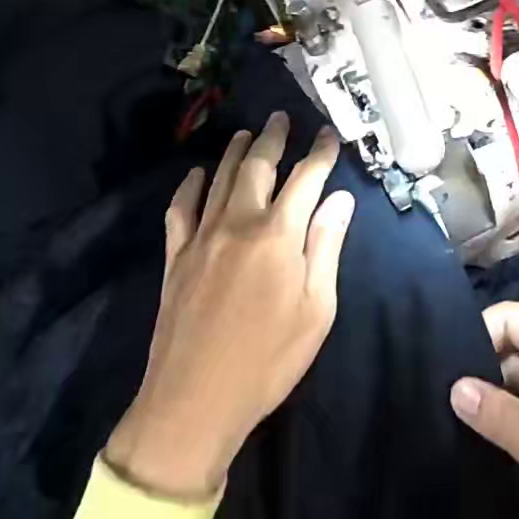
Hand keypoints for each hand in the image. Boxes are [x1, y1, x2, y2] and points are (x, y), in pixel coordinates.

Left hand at [104, 113, 356, 500]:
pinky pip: (181, 209)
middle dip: (272, 137)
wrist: (195, 401)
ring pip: (220, 178)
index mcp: (277, 235)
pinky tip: (197, 174)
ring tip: (246, 133)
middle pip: (257, 165)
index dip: (319, 153)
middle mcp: (238, 222)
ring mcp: (202, 236)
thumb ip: (327, 246)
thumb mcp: (316, 309)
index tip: (328, 135)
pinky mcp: (177, 255)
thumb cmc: (268, 360)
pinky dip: (190, 186)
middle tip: (280, 117)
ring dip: (234, 151)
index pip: (305, 178)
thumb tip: (340, 199)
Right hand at [450, 302, 518, 518]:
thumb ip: (506, 420)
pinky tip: (494, 449)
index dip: (473, 341)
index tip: (438, 376)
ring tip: (459, 431)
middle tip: (442, 410)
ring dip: (500, 406)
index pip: (508, 318)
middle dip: (483, 375)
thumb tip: (453, 385)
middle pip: (515, 347)